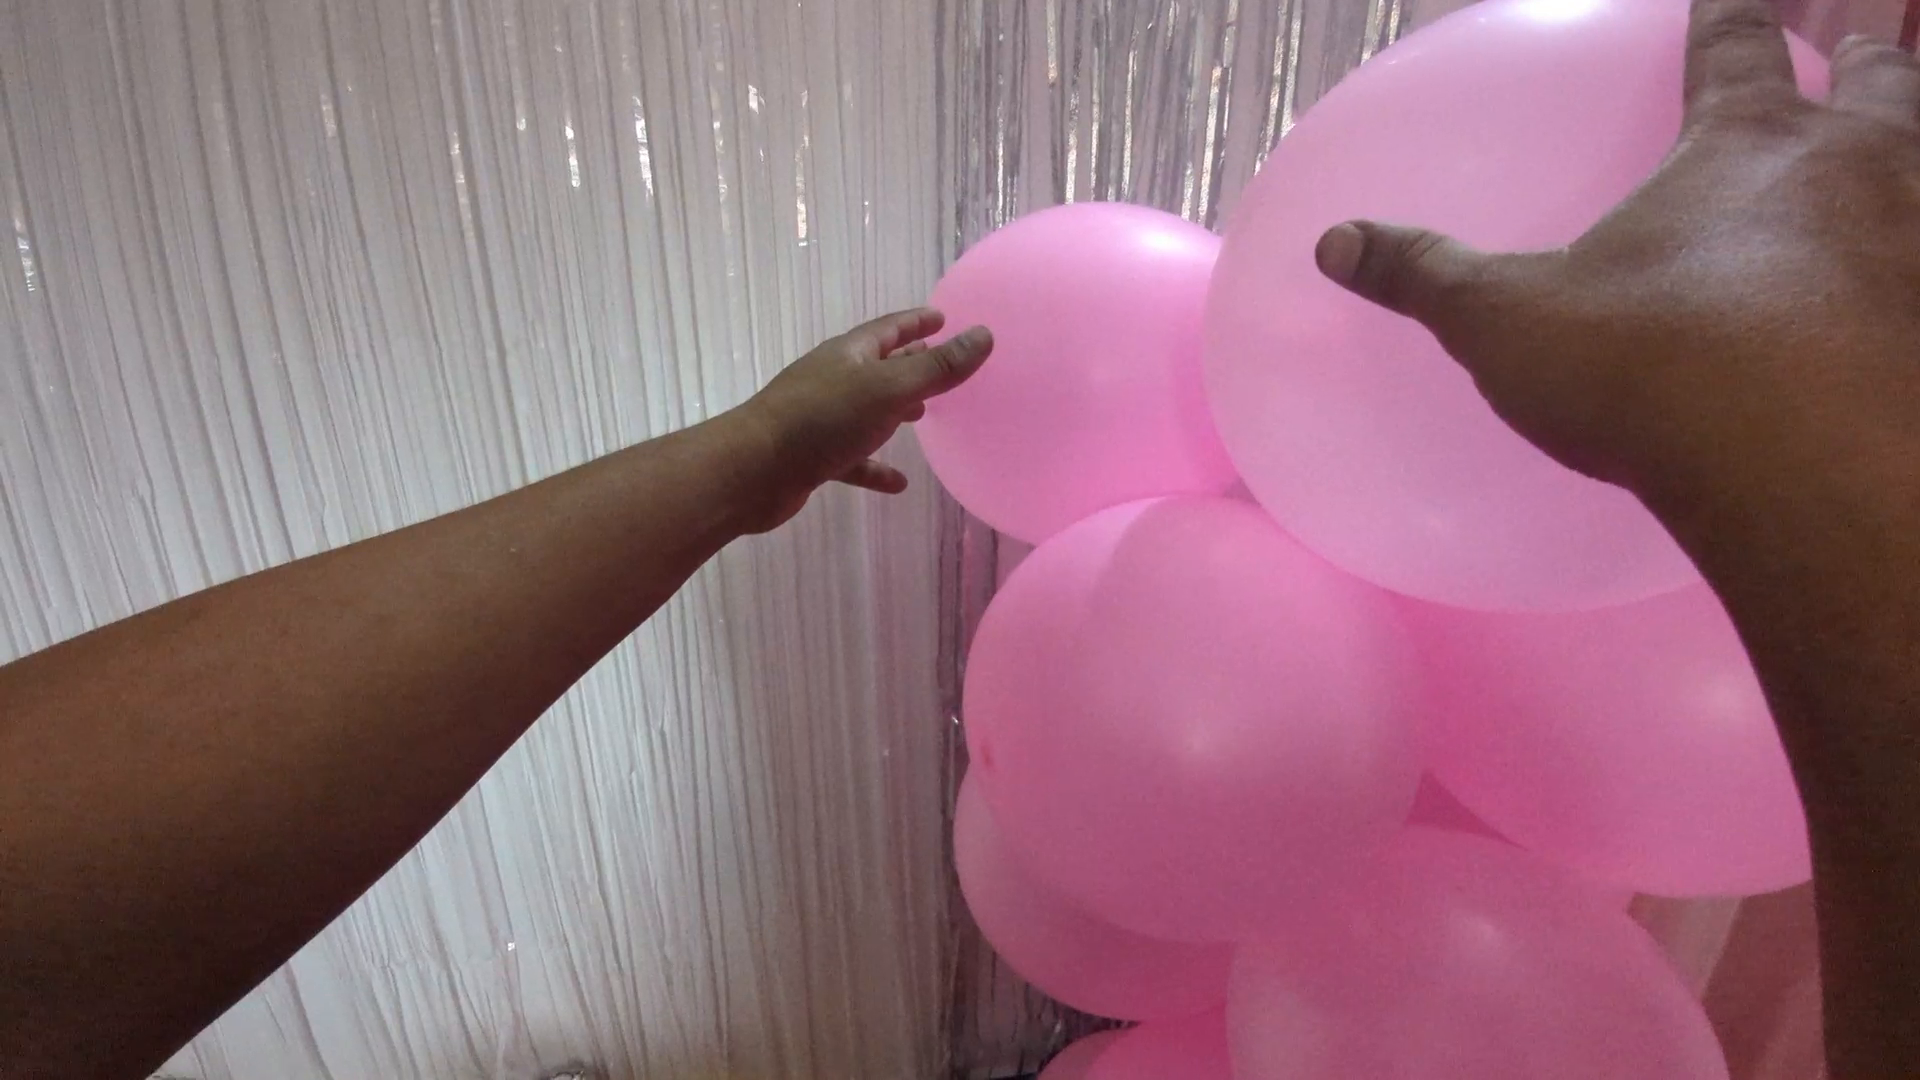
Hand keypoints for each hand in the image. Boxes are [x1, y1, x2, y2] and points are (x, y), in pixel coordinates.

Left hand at [727, 308, 992, 531]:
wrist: (755, 471)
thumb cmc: (822, 420)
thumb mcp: (888, 390)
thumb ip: (936, 368)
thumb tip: (983, 336)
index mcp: (849, 355)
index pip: (889, 329)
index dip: (916, 322)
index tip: (942, 317)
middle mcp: (833, 380)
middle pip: (878, 366)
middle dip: (908, 364)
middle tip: (939, 368)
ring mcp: (821, 418)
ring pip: (866, 410)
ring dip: (894, 412)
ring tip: (923, 418)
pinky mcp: (815, 456)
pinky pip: (854, 457)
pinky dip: (876, 465)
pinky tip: (898, 483)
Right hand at [1316, 0, 1919, 507]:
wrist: (1800, 465)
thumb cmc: (1641, 365)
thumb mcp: (1500, 317)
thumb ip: (1419, 273)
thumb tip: (1331, 240)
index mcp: (1741, 151)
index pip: (1732, 52)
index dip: (1725, 17)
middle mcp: (1855, 168)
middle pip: (1876, 73)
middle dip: (1864, 42)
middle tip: (1868, 19)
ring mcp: (1915, 240)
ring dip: (1911, 122)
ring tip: (1898, 117)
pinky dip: (1908, 252)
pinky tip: (1891, 277)